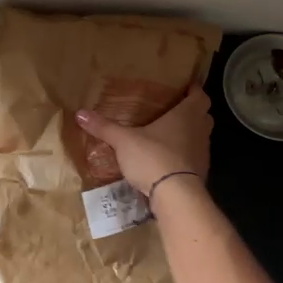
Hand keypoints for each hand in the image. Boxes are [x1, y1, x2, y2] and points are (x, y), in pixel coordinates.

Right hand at [75, 84, 212, 195]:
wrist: (175, 195)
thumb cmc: (153, 157)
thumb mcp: (124, 141)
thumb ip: (104, 128)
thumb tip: (79, 113)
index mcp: (186, 115)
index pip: (200, 95)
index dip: (194, 90)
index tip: (185, 87)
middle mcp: (200, 130)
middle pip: (203, 115)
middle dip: (191, 112)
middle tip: (173, 110)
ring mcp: (203, 152)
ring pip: (199, 136)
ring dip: (188, 134)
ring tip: (167, 135)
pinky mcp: (200, 172)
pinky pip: (194, 157)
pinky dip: (184, 155)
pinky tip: (168, 160)